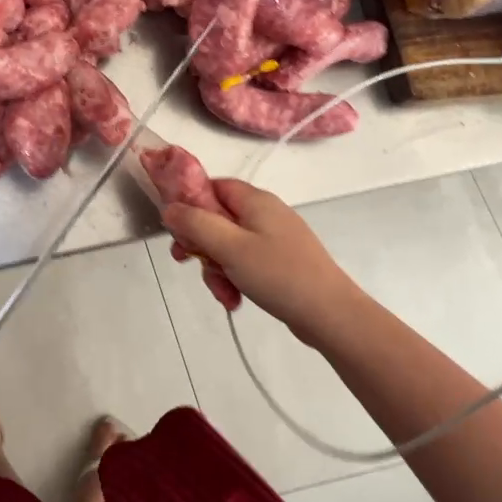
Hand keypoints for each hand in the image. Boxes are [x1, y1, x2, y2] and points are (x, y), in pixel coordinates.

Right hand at [162, 178, 367, 344]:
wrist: (332, 315)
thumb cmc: (278, 274)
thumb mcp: (229, 247)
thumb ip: (194, 223)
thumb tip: (169, 208)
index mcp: (255, 200)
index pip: (211, 186)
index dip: (189, 203)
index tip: (176, 229)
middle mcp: (265, 213)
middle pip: (216, 218)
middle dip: (200, 244)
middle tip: (189, 262)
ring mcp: (274, 238)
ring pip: (228, 244)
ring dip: (216, 267)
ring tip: (223, 292)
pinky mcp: (281, 261)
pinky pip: (245, 261)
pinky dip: (234, 277)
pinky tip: (235, 298)